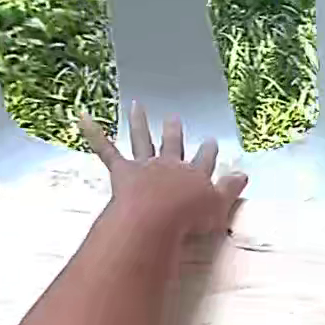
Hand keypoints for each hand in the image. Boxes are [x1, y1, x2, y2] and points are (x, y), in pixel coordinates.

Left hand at [77, 101, 247, 237]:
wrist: (157, 218)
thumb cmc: (190, 216)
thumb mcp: (219, 206)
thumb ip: (230, 189)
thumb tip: (243, 174)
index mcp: (195, 175)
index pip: (205, 160)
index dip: (209, 151)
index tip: (211, 140)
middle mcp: (171, 165)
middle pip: (174, 145)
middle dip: (175, 132)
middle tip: (174, 118)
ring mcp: (146, 166)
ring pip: (143, 141)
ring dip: (139, 123)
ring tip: (136, 106)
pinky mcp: (123, 172)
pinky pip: (106, 150)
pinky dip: (93, 133)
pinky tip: (81, 117)